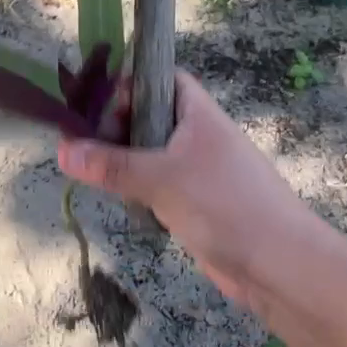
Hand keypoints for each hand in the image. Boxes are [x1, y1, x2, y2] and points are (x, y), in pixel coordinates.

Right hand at [57, 69, 311, 300]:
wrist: (283, 268)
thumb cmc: (226, 205)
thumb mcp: (162, 180)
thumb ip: (111, 165)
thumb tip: (63, 152)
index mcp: (196, 112)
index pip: (156, 78)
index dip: (126, 86)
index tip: (96, 108)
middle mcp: (196, 134)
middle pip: (145, 115)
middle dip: (116, 128)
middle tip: (87, 146)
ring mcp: (196, 169)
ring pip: (148, 152)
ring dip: (124, 163)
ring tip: (95, 174)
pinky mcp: (195, 202)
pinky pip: (156, 184)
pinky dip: (138, 190)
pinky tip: (123, 202)